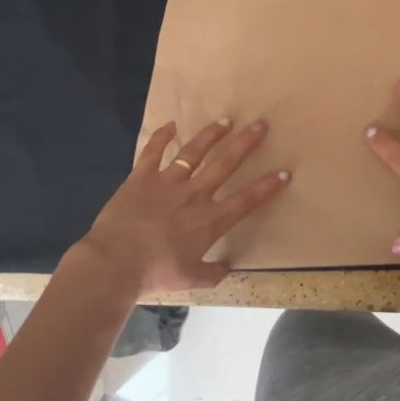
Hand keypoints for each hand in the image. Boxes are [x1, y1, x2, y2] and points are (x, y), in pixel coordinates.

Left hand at [71, 118, 290, 295]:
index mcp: (210, 221)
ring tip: (225, 121)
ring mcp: (167, 182)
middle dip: (245, 143)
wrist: (116, 261)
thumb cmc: (156, 272)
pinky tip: (170, 124)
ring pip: (193, 151)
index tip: (284, 172)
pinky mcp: (141, 177)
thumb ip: (212, 273)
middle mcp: (194, 195)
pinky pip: (153, 151)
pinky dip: (161, 136)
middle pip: (225, 163)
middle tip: (260, 124)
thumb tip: (225, 270)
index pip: (246, 200)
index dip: (267, 186)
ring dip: (211, 135)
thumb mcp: (191, 279)